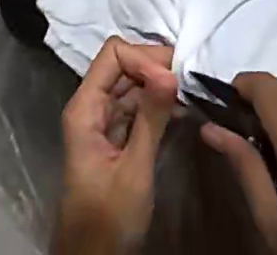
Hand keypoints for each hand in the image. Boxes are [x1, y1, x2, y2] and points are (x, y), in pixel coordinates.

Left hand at [52, 37, 178, 254]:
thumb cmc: (108, 221)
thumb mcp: (134, 171)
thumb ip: (151, 119)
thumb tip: (170, 72)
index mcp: (85, 108)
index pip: (114, 55)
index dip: (143, 58)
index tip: (172, 79)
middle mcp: (92, 106)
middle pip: (123, 63)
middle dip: (156, 65)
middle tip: (189, 78)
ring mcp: (104, 120)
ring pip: (133, 83)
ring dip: (161, 83)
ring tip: (191, 91)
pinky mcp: (118, 135)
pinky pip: (138, 105)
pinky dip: (159, 102)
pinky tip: (182, 109)